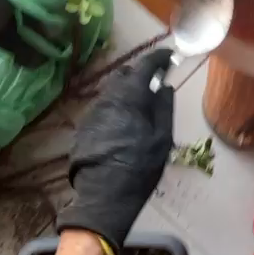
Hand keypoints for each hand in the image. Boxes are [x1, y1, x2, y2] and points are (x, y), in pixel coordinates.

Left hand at [56, 49, 175, 254]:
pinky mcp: (84, 126)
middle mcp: (107, 99)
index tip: (169, 57)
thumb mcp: (162, 140)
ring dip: (127, 90)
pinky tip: (124, 121)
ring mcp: (92, 112)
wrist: (104, 197)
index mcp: (129, 98)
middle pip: (124, 74)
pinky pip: (103, 106)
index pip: (144, 66)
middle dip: (140, 72)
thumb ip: (164, 108)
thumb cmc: (139, 168)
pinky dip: (116, 105)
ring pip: (111, 90)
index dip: (158, 58)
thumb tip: (165, 86)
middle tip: (156, 80)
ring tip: (141, 102)